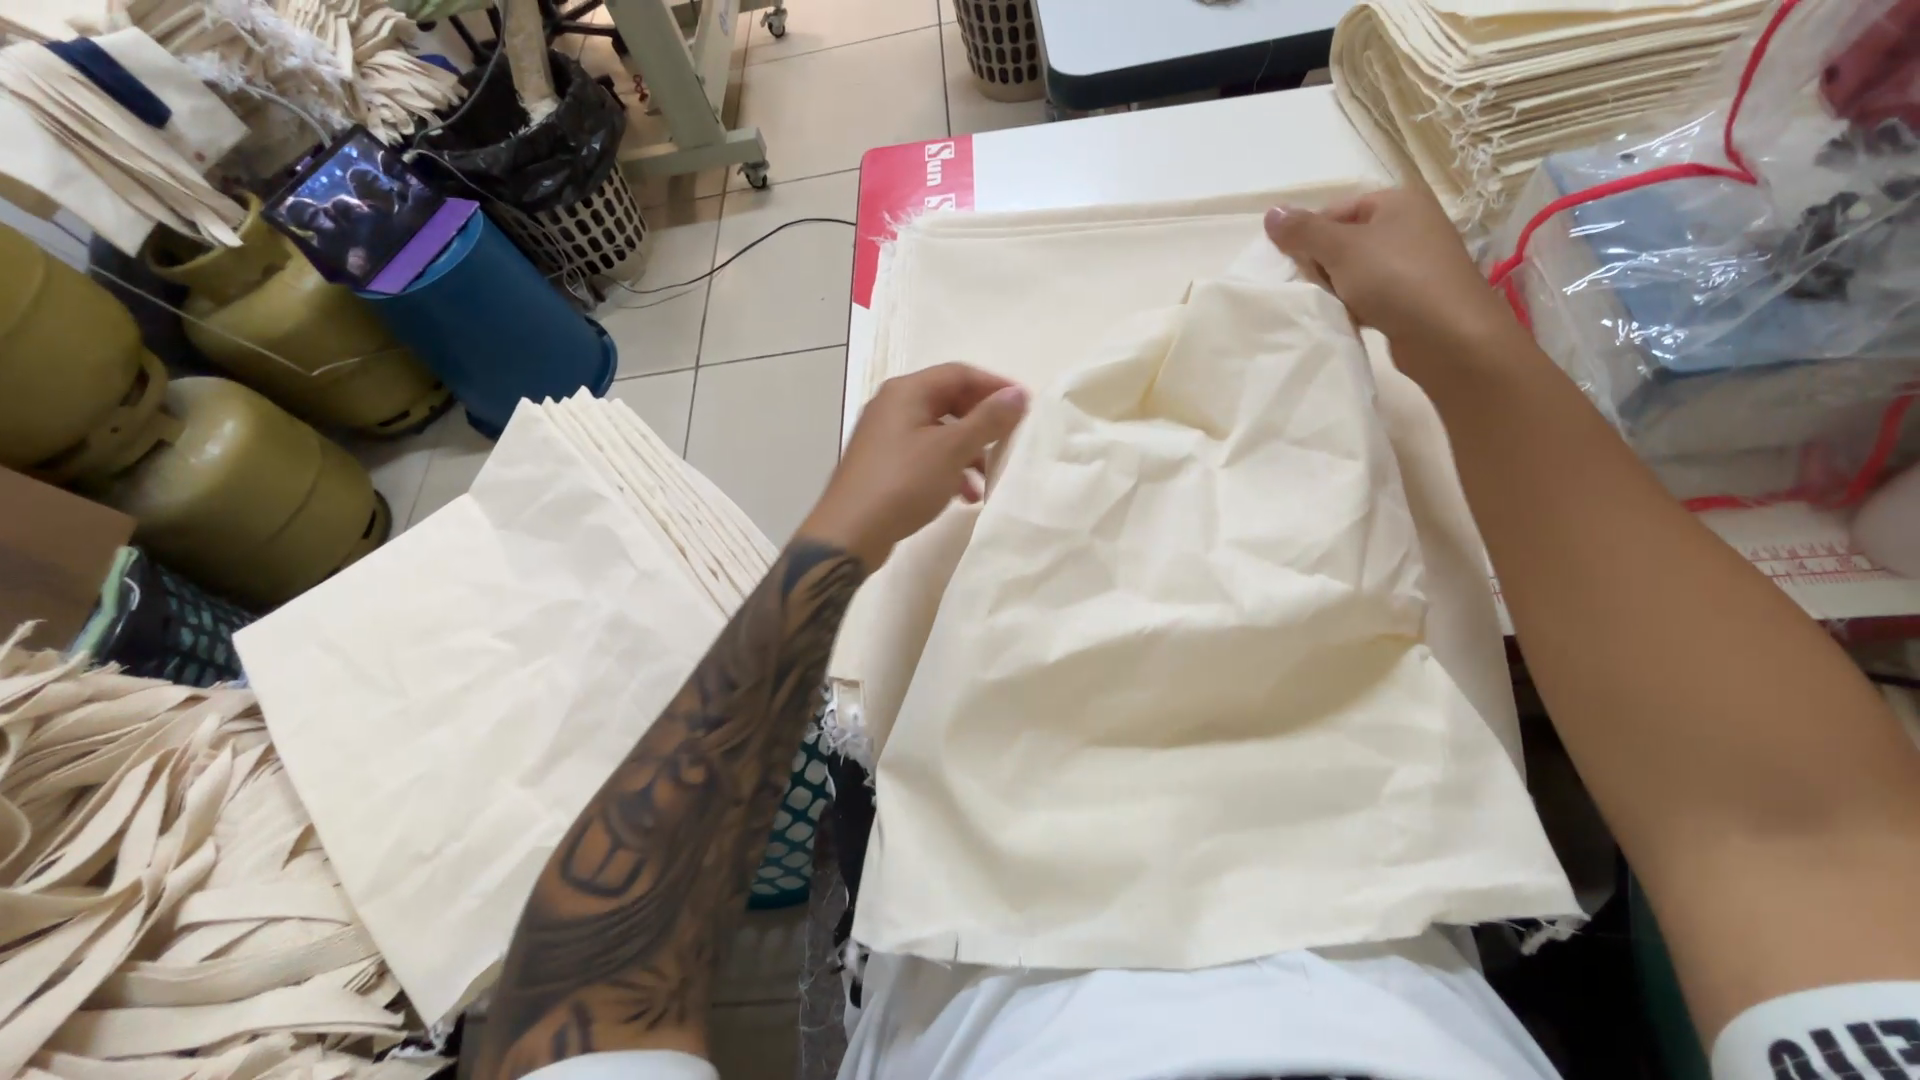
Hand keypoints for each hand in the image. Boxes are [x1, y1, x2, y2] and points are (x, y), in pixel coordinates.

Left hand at [798, 363, 1027, 570]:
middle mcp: (893, 406)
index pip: (960, 374)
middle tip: (1009, 442)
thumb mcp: (952, 450)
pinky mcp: (884, 464)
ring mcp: (886, 436)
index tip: (1025, 407)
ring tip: (989, 478)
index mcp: (907, 391)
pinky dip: (949, 469)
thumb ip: (988, 420)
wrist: (849, 533)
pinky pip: (925, 456)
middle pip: (950, 402)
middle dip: (983, 423)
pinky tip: (964, 495)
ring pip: (939, 432)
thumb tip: (1018, 394)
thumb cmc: (903, 484)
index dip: (995, 387)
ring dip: (969, 451)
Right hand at [1263, 188, 1521, 364]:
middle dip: (1322, 265)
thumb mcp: (1341, 248)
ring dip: (1337, 289)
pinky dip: (1356, 305)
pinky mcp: (1416, 295)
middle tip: (1317, 287)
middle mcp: (1410, 225)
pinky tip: (1351, 320)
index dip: (1309, 236)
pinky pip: (1372, 294)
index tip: (1295, 265)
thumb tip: (1271, 213)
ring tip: (1334, 305)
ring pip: (1355, 270)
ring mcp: (1416, 261)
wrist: (1449, 334)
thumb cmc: (1395, 278)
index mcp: (1398, 201)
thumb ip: (1303, 231)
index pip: (1335, 209)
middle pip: (1344, 240)